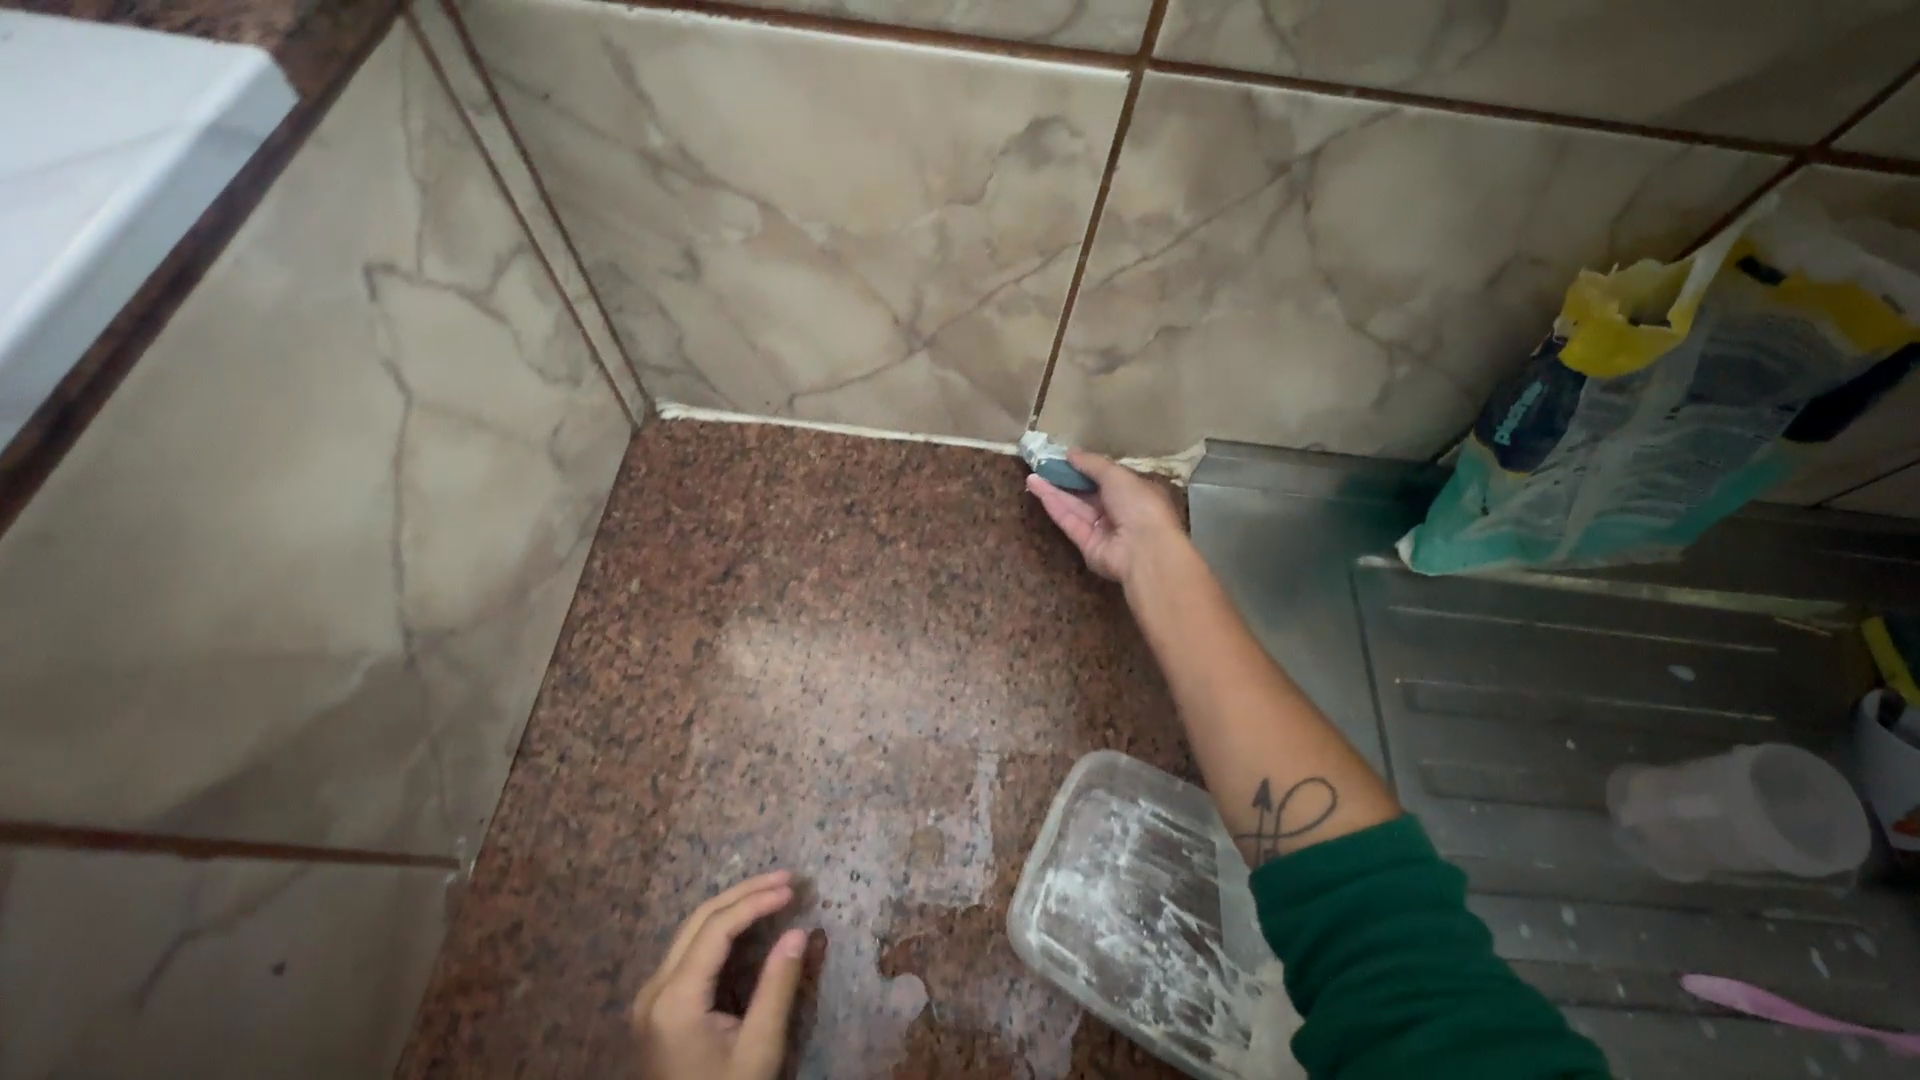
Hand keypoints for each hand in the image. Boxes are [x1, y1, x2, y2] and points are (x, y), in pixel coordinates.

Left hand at [631, 871, 808, 1079]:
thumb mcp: (758, 1050)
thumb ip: (776, 988)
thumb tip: (799, 932)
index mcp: (675, 999)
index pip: (716, 928)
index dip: (756, 901)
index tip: (792, 890)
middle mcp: (654, 989)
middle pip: (699, 920)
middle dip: (744, 892)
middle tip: (787, 879)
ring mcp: (650, 997)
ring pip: (690, 931)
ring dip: (732, 906)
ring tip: (773, 891)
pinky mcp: (657, 1007)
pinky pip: (688, 951)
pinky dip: (720, 929)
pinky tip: (748, 922)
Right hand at [1026, 448, 1183, 584]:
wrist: (1144, 549)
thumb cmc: (1138, 504)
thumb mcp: (1117, 475)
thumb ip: (1092, 463)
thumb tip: (1071, 452)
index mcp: (1135, 492)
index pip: (1108, 478)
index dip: (1086, 467)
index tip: (1064, 457)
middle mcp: (1120, 511)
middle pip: (1088, 493)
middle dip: (1066, 479)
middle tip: (1042, 465)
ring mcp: (1104, 530)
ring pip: (1076, 507)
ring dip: (1054, 491)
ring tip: (1033, 475)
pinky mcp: (1088, 545)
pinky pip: (1070, 522)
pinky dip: (1055, 507)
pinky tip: (1038, 490)